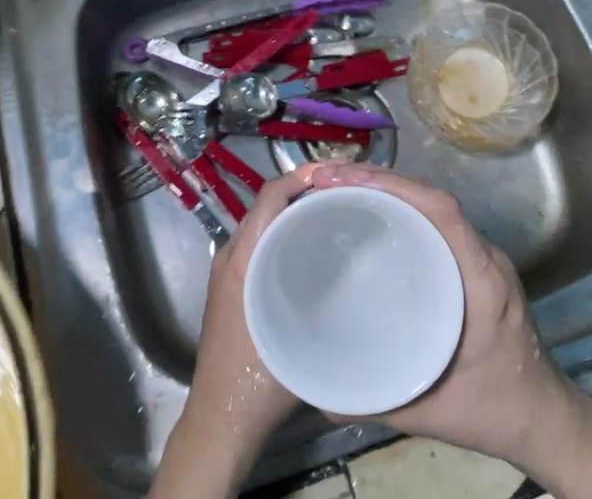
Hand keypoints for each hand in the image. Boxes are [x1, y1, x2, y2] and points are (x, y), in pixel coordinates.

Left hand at [151, 166, 316, 498]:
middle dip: (303, 193)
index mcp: (242, 258)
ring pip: (264, 226)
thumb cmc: (259, 380)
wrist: (222, 419)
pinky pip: (260, 246)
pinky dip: (284, 236)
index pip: (270, 197)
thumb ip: (328, 305)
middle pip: (267, 207)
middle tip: (347, 193)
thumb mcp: (300, 339)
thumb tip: (369, 277)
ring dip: (294, 214)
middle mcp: (231, 256)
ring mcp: (229, 272)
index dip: (301, 177)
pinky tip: (316, 252)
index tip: (337, 172)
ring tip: (338, 215)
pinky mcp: (233, 288)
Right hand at [306, 162, 577, 471]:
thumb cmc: (493, 411)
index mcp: (482, 281)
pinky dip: (403, 212)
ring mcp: (483, 260)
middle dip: (380, 181)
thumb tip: (317, 395)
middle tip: (329, 181)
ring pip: (435, 208)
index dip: (394, 185)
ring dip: (391, 192)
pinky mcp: (476, 267)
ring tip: (341, 191)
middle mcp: (485, 259)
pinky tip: (371, 221)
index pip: (443, 211)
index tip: (345, 179)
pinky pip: (438, 225)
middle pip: (434, 200)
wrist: (544, 419)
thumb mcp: (429, 414)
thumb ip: (374, 404)